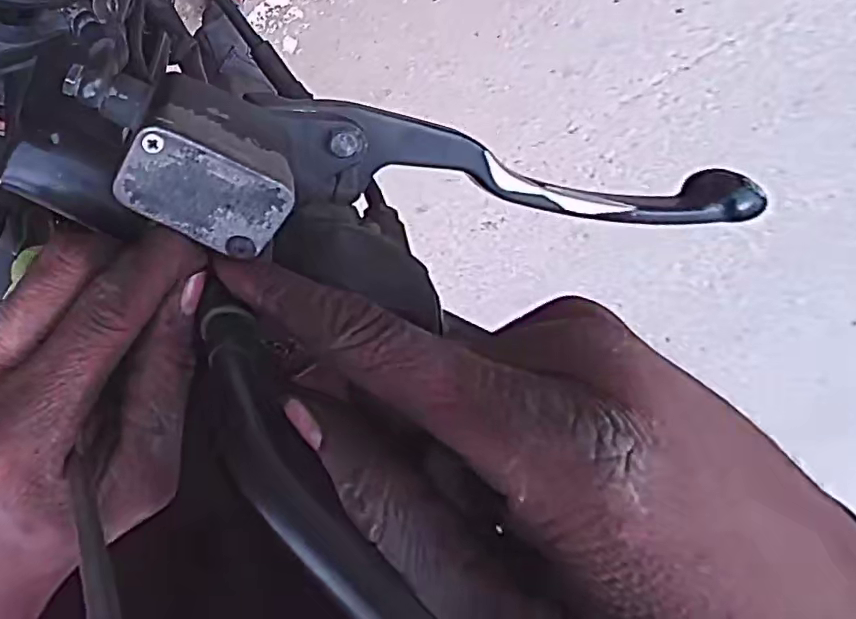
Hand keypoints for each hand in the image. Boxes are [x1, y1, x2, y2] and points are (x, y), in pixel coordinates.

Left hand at [0, 228, 206, 618]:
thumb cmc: (66, 520)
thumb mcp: (143, 476)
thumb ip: (166, 381)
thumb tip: (184, 295)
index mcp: (22, 431)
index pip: (100, 317)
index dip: (153, 269)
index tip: (186, 251)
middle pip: (63, 265)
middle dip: (127, 252)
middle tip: (165, 267)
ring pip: (46, 264)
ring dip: (99, 267)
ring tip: (126, 309)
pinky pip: (30, 283)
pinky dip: (71, 290)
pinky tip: (82, 329)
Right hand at [217, 259, 855, 618]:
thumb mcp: (510, 612)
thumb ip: (392, 505)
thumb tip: (314, 409)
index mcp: (568, 447)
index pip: (385, 349)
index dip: (294, 306)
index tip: (241, 270)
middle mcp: (587, 365)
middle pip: (418, 356)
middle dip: (394, 410)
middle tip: (439, 493)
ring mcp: (607, 340)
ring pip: (459, 358)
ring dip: (451, 417)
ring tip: (514, 499)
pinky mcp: (614, 336)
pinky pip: (504, 354)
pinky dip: (494, 403)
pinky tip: (548, 470)